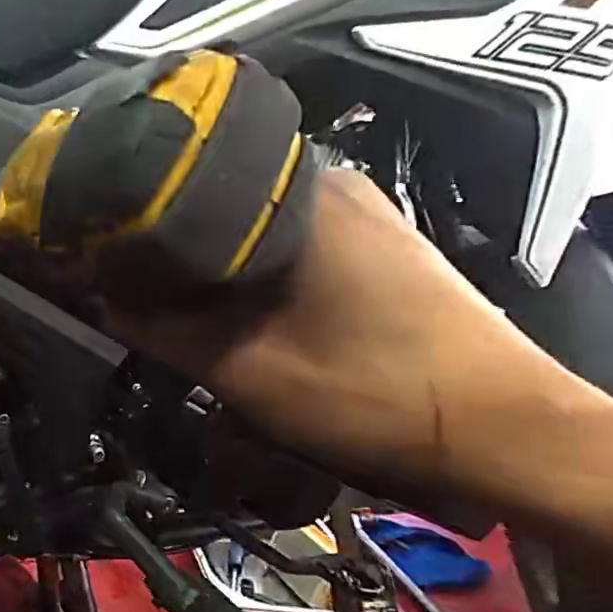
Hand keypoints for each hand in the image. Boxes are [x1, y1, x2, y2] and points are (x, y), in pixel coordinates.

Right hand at [114, 168, 583, 494]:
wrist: (510, 429)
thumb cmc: (373, 392)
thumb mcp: (245, 369)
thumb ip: (164, 329)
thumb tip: (102, 298)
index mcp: (298, 194)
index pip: (185, 188)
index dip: (140, 225)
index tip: (107, 258)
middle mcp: (333, 182)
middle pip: (221, 205)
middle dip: (179, 246)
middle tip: (140, 287)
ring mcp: (366, 210)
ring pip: (258, 226)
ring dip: (221, 261)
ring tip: (186, 299)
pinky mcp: (384, 242)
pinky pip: (297, 241)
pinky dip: (261, 267)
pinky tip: (252, 306)